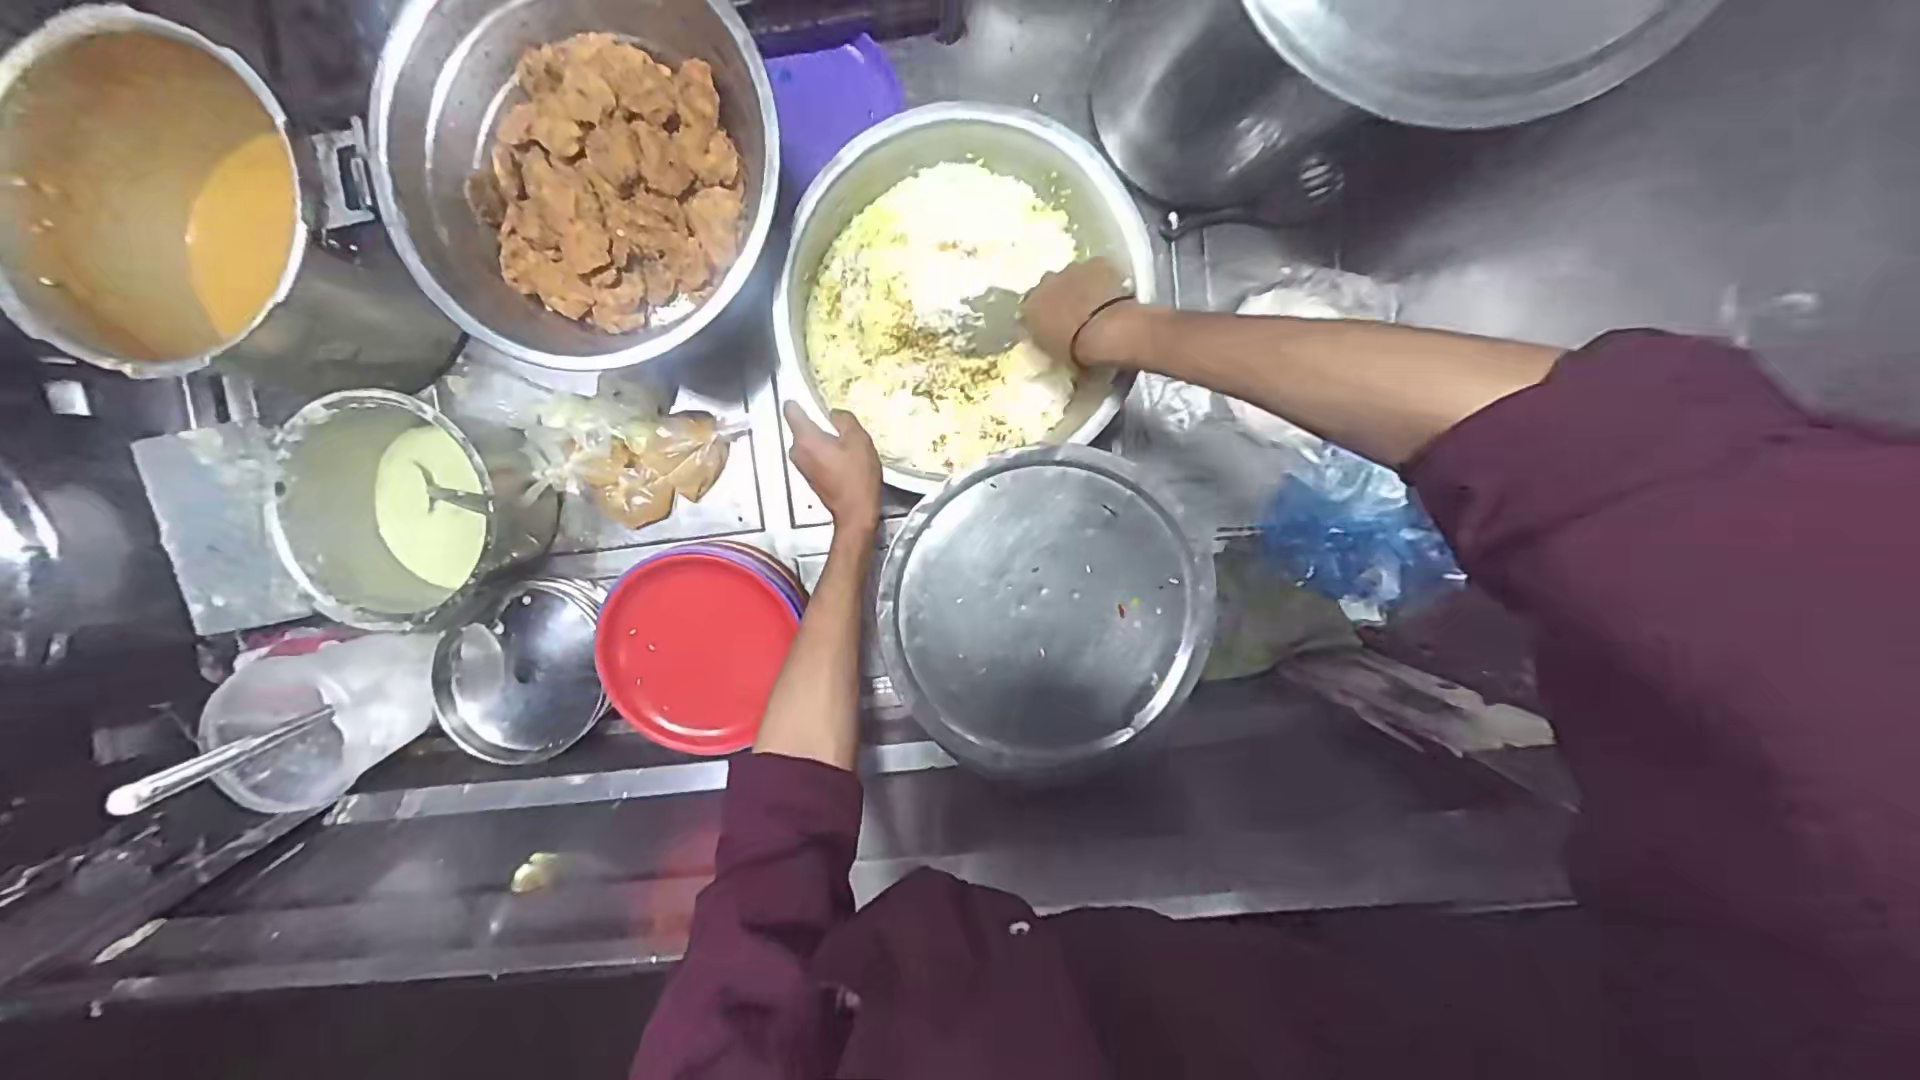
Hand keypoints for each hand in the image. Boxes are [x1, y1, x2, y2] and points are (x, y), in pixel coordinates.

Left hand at [784, 401, 880, 535]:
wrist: (855, 511)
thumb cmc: (857, 474)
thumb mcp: (858, 440)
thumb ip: (844, 420)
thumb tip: (834, 414)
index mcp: (805, 438)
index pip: (791, 411)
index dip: (798, 402)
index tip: (809, 399)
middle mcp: (797, 451)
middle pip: (801, 428)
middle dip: (816, 424)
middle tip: (837, 424)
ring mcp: (801, 467)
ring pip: (808, 444)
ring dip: (821, 440)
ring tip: (842, 441)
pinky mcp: (809, 478)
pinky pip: (813, 457)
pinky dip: (824, 454)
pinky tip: (841, 458)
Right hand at [1021, 257, 1135, 366]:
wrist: (1104, 332)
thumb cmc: (1074, 351)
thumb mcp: (1050, 353)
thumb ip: (1044, 340)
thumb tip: (1047, 337)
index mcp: (1029, 308)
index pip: (1028, 309)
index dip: (1040, 316)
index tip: (1049, 325)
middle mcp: (1045, 283)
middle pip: (1048, 286)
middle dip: (1058, 296)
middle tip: (1072, 313)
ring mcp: (1071, 270)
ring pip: (1072, 275)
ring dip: (1079, 285)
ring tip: (1094, 303)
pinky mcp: (1096, 263)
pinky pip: (1097, 269)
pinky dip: (1101, 278)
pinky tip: (1111, 292)